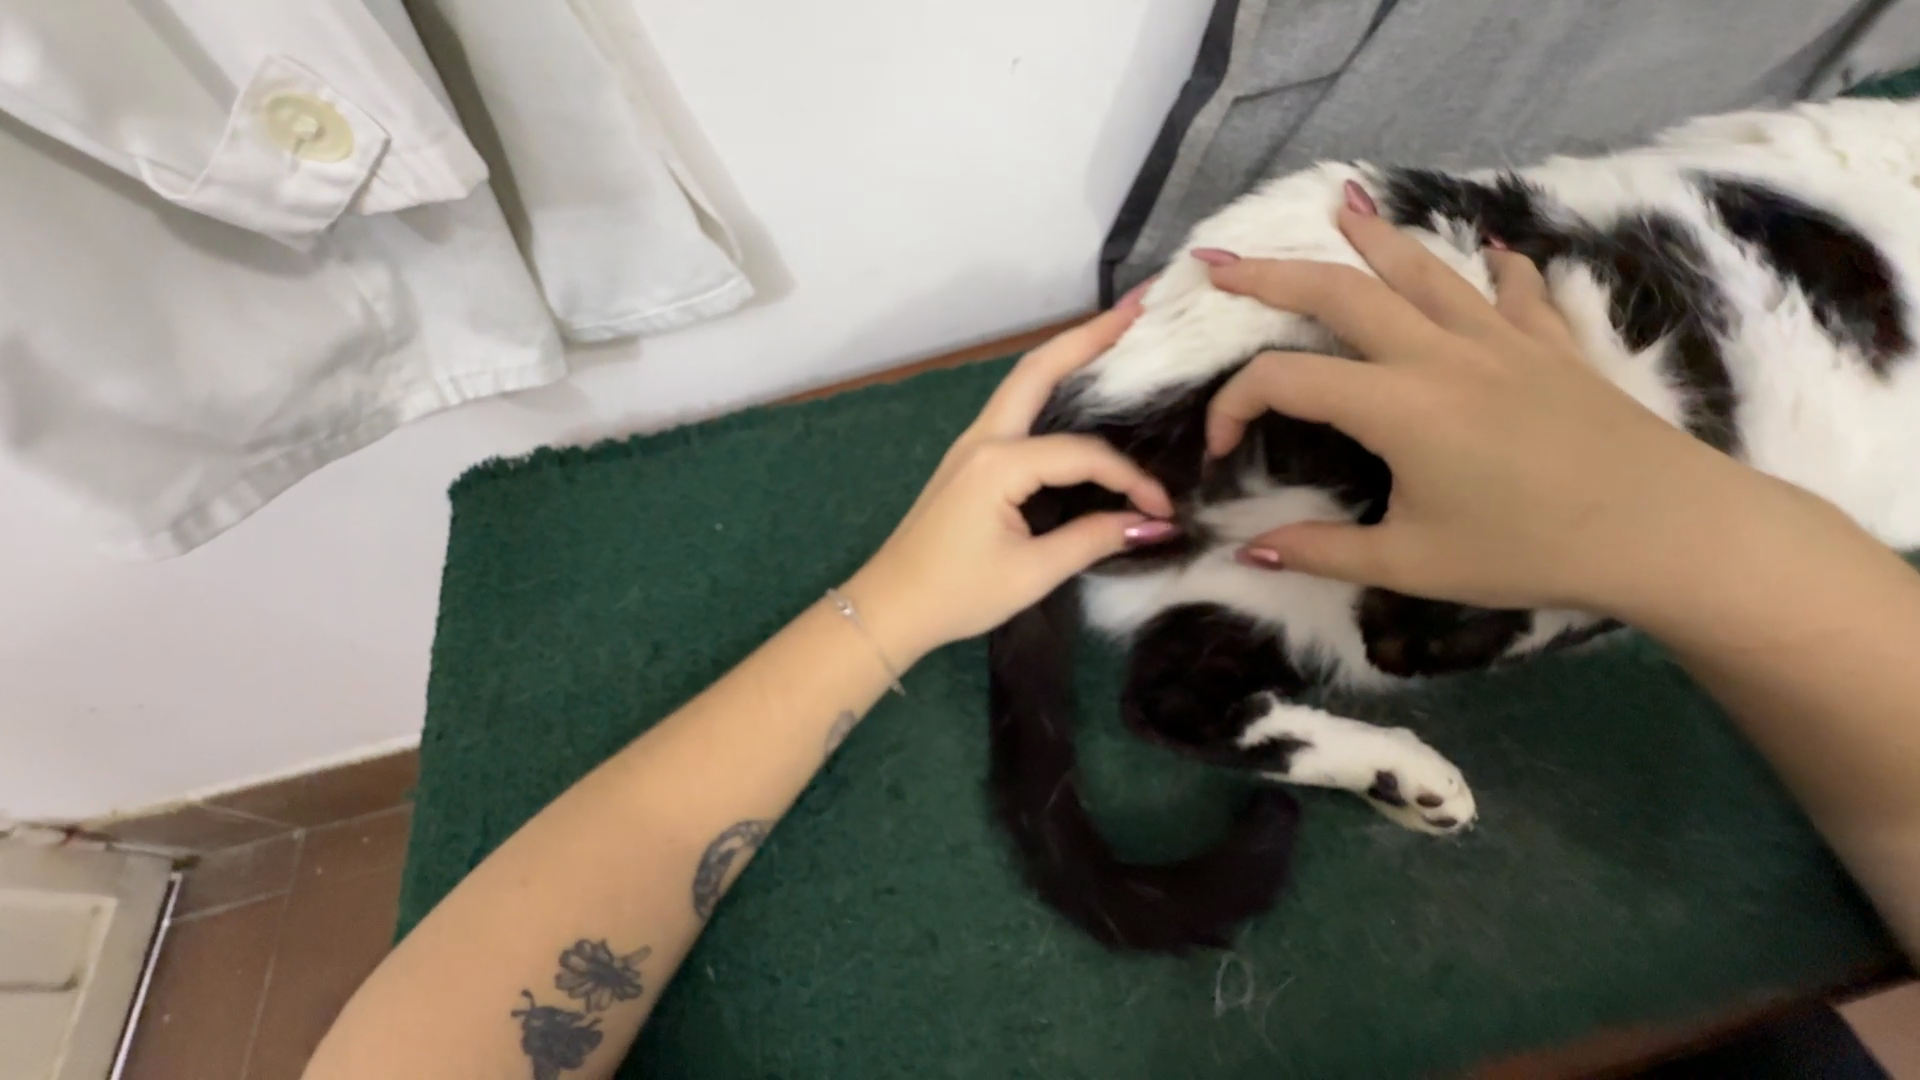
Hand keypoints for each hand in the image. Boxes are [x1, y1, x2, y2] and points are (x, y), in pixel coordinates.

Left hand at [845, 292, 1175, 660]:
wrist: (890, 607)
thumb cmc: (957, 593)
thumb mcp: (1032, 572)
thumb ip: (1094, 539)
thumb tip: (1152, 523)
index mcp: (999, 463)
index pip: (1082, 454)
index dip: (1129, 478)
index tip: (1161, 507)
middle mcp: (983, 439)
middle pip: (1038, 370)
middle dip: (1087, 337)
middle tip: (1135, 311)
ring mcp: (971, 444)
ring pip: (1022, 384)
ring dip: (1064, 356)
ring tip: (1112, 337)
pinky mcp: (969, 459)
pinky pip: (1014, 410)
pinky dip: (1047, 390)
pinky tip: (1073, 392)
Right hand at [1202, 193, 1780, 613]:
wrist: (1671, 534)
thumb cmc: (1528, 550)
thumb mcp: (1408, 563)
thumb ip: (1318, 552)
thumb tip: (1247, 551)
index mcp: (1396, 405)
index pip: (1283, 381)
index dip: (1231, 407)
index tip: (1219, 451)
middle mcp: (1439, 354)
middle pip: (1340, 293)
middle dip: (1271, 276)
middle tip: (1224, 266)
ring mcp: (1500, 341)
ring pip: (1422, 271)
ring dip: (1373, 238)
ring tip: (1341, 207)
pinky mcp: (1550, 347)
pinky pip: (1514, 292)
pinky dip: (1494, 270)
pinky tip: (1491, 252)